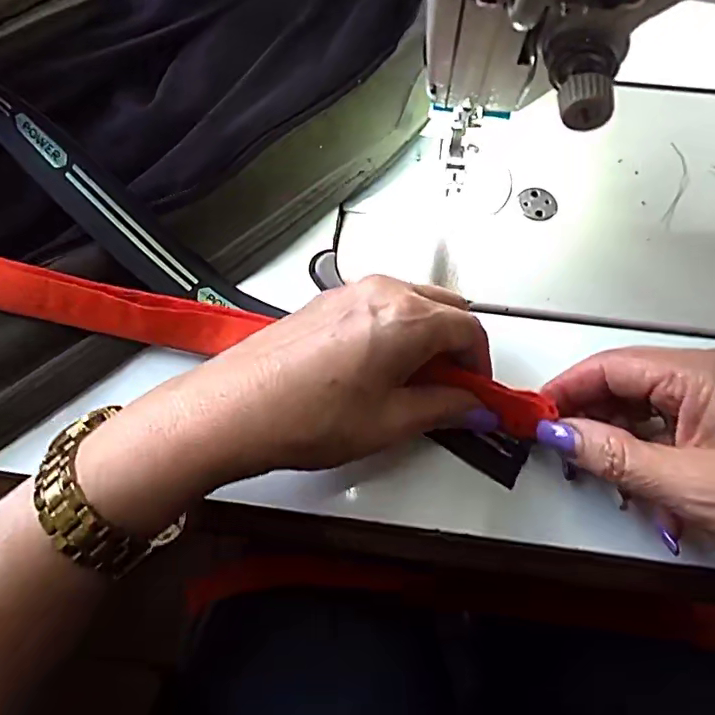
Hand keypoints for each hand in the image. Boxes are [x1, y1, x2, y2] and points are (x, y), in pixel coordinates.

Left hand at [75, 277, 491, 533]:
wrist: (232, 410)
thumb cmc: (300, 414)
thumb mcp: (392, 422)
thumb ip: (446, 408)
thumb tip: (471, 405)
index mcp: (407, 318)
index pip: (471, 330)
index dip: (482, 366)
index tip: (477, 392)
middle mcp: (383, 292)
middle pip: (448, 309)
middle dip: (459, 347)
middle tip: (453, 389)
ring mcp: (353, 291)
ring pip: (417, 304)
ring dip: (429, 337)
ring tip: (415, 383)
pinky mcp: (330, 300)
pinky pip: (385, 305)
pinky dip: (399, 330)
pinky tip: (382, 368)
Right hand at [540, 347, 714, 613]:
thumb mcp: (692, 487)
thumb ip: (616, 457)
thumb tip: (557, 434)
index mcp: (704, 374)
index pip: (612, 366)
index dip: (566, 390)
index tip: (533, 420)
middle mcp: (711, 380)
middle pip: (627, 389)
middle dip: (594, 425)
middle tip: (565, 461)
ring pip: (646, 418)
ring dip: (624, 454)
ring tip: (618, 491)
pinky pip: (671, 440)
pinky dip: (652, 469)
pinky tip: (654, 504)